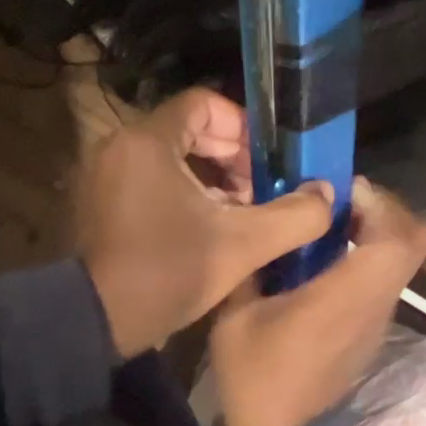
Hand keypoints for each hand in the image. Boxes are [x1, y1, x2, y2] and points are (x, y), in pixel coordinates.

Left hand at [76, 88, 333, 357]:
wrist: (98, 321)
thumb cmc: (169, 273)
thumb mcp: (243, 244)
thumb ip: (294, 214)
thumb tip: (327, 194)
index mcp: (148, 141)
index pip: (204, 104)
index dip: (242, 128)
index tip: (266, 164)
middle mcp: (119, 147)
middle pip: (186, 131)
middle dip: (229, 157)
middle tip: (259, 191)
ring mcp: (103, 177)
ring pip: (168, 160)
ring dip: (208, 180)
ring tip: (239, 214)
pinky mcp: (99, 205)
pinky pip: (147, 183)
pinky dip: (179, 195)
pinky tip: (206, 230)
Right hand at [211, 177, 425, 425]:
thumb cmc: (253, 374)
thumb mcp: (234, 314)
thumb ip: (254, 259)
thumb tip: (266, 214)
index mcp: (344, 298)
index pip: (398, 237)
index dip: (379, 202)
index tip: (338, 192)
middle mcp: (373, 304)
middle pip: (412, 239)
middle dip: (380, 208)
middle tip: (336, 202)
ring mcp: (378, 319)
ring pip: (400, 257)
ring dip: (372, 231)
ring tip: (324, 227)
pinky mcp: (371, 329)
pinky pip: (382, 278)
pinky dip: (364, 256)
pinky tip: (320, 263)